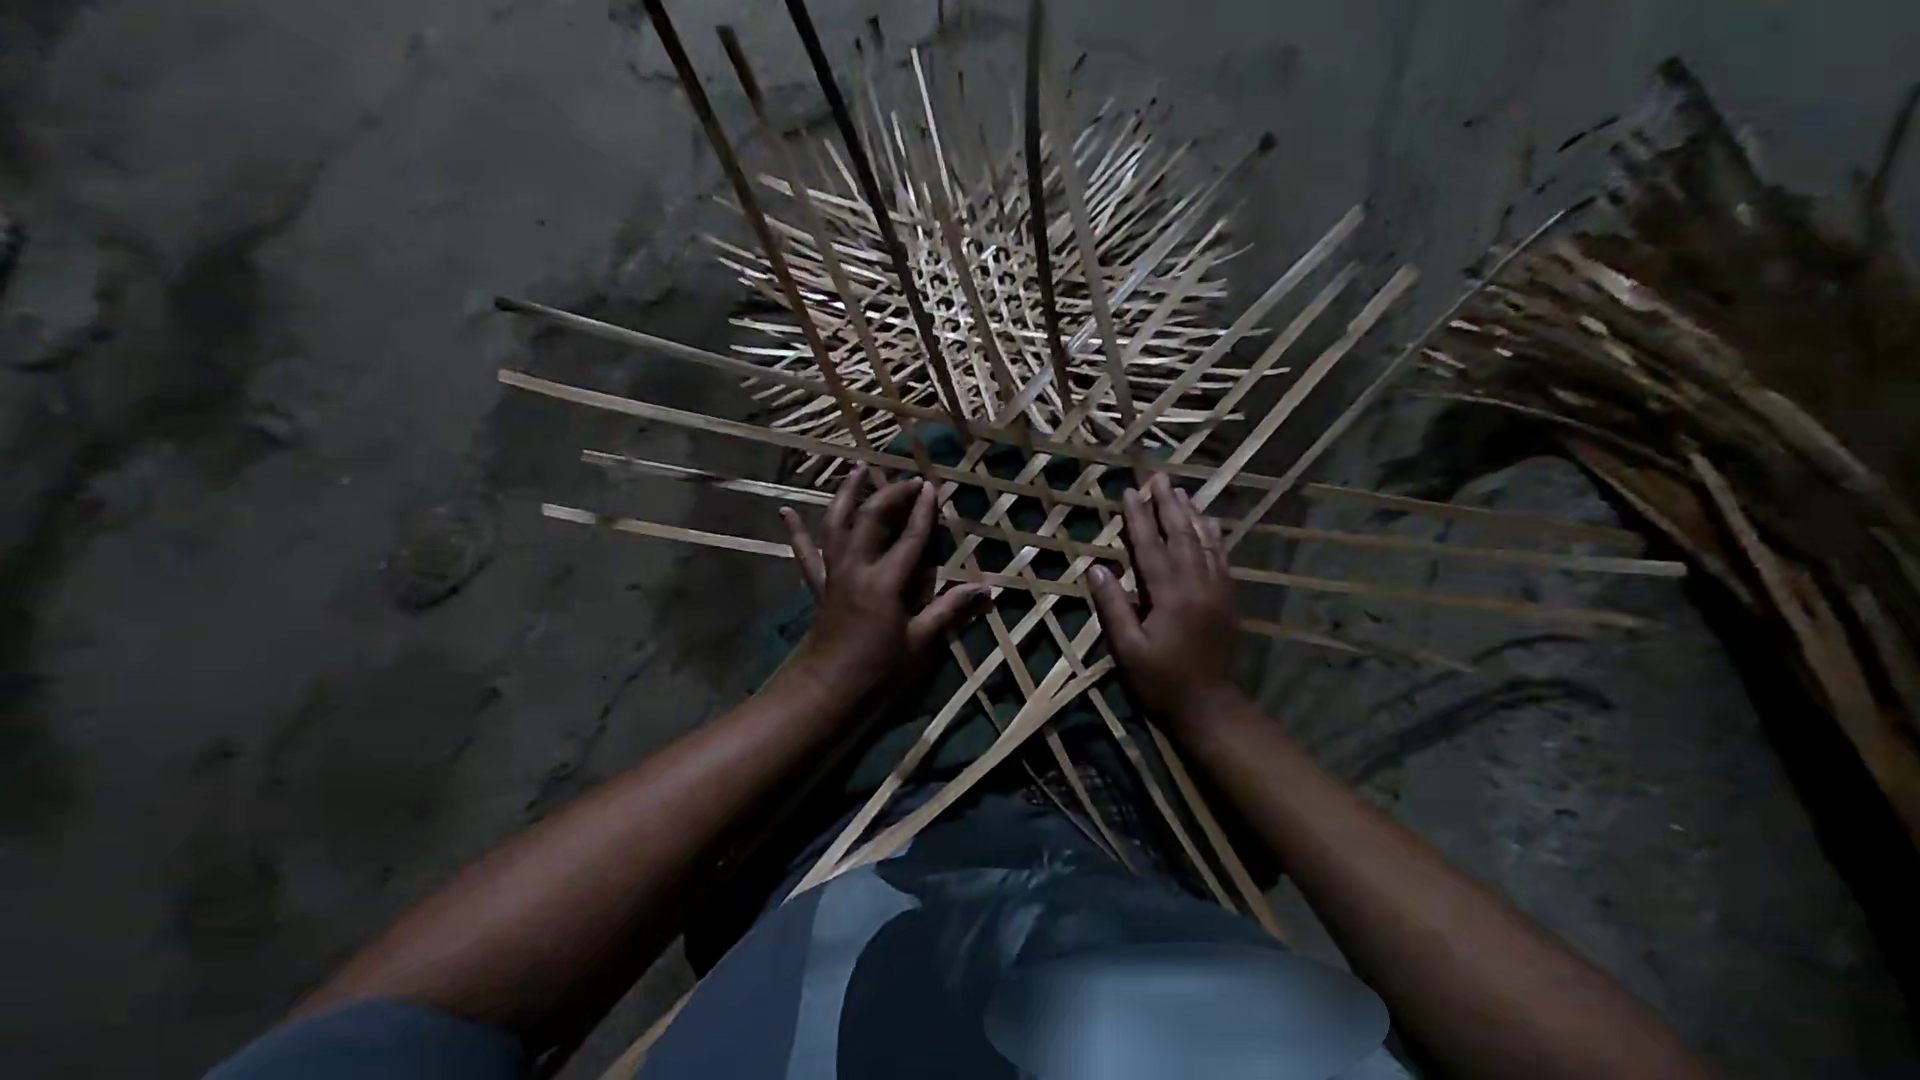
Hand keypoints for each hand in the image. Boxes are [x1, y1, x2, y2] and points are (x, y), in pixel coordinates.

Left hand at [778, 464, 989, 706]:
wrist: (826, 691)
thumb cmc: (877, 670)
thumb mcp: (919, 644)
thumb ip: (949, 611)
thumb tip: (985, 589)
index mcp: (885, 583)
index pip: (910, 538)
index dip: (923, 511)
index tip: (933, 486)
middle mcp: (856, 569)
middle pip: (872, 519)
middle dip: (892, 495)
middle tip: (909, 480)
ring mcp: (833, 574)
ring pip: (835, 524)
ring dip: (847, 494)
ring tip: (857, 469)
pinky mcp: (818, 585)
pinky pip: (804, 554)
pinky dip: (796, 532)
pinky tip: (785, 511)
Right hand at [1087, 472, 1244, 726]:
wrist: (1210, 708)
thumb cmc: (1161, 682)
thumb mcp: (1127, 650)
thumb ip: (1113, 607)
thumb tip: (1097, 568)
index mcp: (1169, 595)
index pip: (1150, 547)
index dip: (1138, 518)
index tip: (1130, 492)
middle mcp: (1197, 585)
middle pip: (1181, 536)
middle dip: (1167, 505)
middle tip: (1158, 477)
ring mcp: (1217, 591)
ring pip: (1204, 542)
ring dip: (1191, 514)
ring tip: (1180, 491)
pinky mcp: (1228, 599)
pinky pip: (1222, 558)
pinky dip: (1213, 536)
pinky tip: (1209, 524)